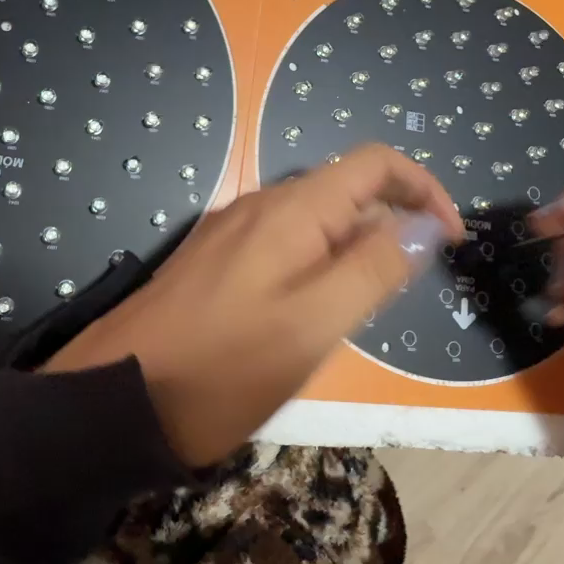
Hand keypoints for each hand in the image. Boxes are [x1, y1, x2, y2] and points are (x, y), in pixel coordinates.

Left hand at [45, 144, 461, 466]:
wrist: (112, 401)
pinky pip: (284, 242)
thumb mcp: (314, 325)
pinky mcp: (213, 259)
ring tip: (360, 309)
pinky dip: (317, 261)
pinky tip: (308, 313)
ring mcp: (232, 230)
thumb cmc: (223, 368)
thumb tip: (422, 224)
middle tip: (406, 288)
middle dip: (391, 222)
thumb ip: (374, 268)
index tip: (451, 240)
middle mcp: (262, 203)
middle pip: (346, 187)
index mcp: (293, 208)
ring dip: (355, 246)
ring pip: (315, 218)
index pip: (376, 162)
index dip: (424, 188)